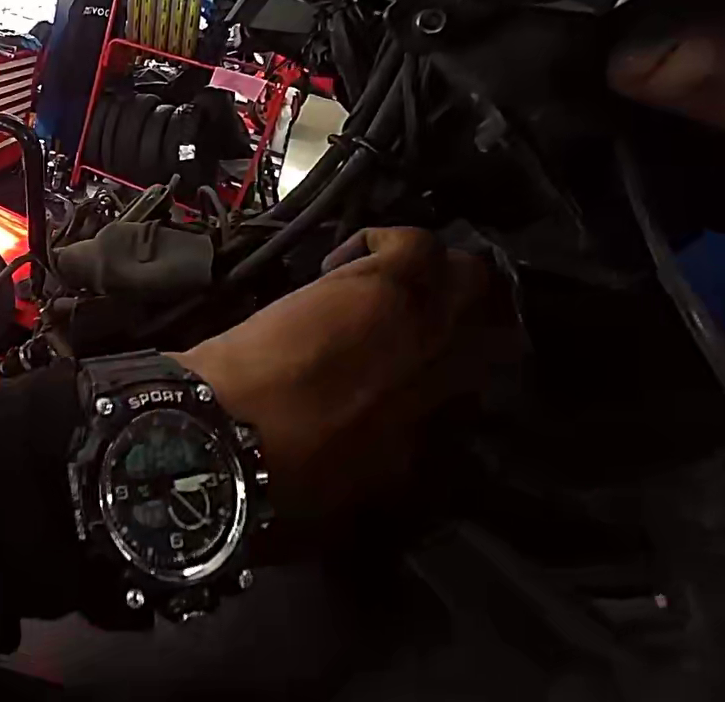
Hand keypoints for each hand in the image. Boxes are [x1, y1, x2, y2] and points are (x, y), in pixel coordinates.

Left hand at [171, 228, 515, 515]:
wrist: (230, 434)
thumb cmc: (281, 464)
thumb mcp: (360, 481)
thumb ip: (398, 450)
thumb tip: (411, 427)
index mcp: (435, 425)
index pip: (486, 374)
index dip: (466, 353)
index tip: (428, 343)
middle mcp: (441, 370)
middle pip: (493, 314)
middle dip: (468, 302)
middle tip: (409, 301)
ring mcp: (413, 324)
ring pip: (465, 272)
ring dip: (431, 270)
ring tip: (378, 281)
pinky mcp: (372, 287)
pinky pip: (411, 244)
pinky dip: (384, 243)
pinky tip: (341, 264)